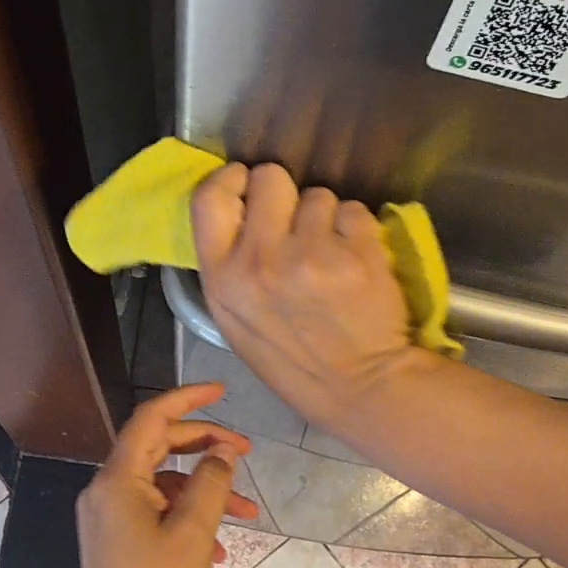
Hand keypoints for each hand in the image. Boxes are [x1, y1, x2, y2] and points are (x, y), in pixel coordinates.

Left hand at [68, 384, 257, 567]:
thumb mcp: (194, 534)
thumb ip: (213, 483)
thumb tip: (223, 451)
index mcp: (117, 480)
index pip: (151, 418)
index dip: (188, 399)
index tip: (223, 391)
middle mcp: (106, 490)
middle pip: (158, 448)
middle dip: (205, 446)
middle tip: (247, 452)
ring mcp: (108, 517)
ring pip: (163, 484)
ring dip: (205, 492)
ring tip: (248, 515)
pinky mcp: (115, 540)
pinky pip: (155, 512)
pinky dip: (187, 518)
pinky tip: (219, 549)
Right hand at [191, 162, 430, 426]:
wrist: (360, 389)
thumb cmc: (294, 362)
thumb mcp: (236, 323)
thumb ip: (231, 267)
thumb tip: (241, 211)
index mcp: (222, 281)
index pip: (208, 199)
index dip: (230, 179)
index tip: (245, 182)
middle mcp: (260, 262)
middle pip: (269, 179)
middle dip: (285, 194)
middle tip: (297, 223)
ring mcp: (310, 256)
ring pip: (318, 196)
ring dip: (326, 218)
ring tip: (331, 256)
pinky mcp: (357, 254)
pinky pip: (355, 211)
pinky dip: (358, 230)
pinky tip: (356, 262)